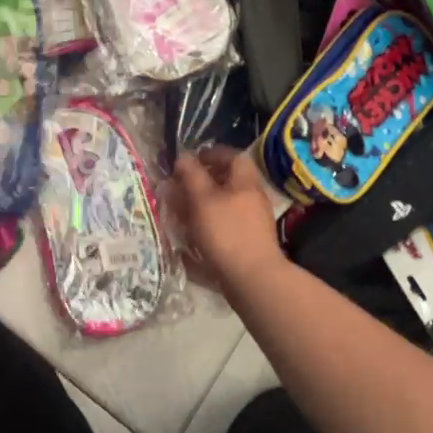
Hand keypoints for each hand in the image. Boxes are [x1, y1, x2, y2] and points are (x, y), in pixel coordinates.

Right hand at [174, 146, 284, 294]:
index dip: (212, 153)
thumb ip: (191, 174)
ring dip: (202, 202)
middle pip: (228, 180)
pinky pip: (225, 222)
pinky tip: (192, 231)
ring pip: (224, 202)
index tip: (192, 159)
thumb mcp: (202, 198)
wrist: (252, 279)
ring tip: (180, 209)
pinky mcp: (248, 241)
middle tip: (180, 185)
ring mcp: (252, 221)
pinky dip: (208, 220)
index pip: (233, 156)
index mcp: (245, 182)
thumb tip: (183, 157)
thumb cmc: (226, 232)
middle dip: (202, 180)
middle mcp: (252, 198)